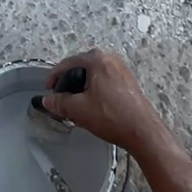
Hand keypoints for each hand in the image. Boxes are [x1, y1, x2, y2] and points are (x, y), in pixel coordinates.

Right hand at [38, 47, 167, 155]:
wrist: (143, 132)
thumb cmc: (114, 118)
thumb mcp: (79, 110)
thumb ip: (59, 102)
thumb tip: (47, 100)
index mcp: (97, 59)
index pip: (68, 63)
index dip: (54, 77)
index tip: (49, 88)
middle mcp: (110, 58)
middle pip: (81, 66)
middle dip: (69, 80)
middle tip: (61, 95)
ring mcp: (121, 69)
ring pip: (93, 73)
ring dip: (82, 84)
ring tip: (76, 101)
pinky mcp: (128, 81)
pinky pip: (105, 79)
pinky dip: (95, 87)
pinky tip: (93, 103)